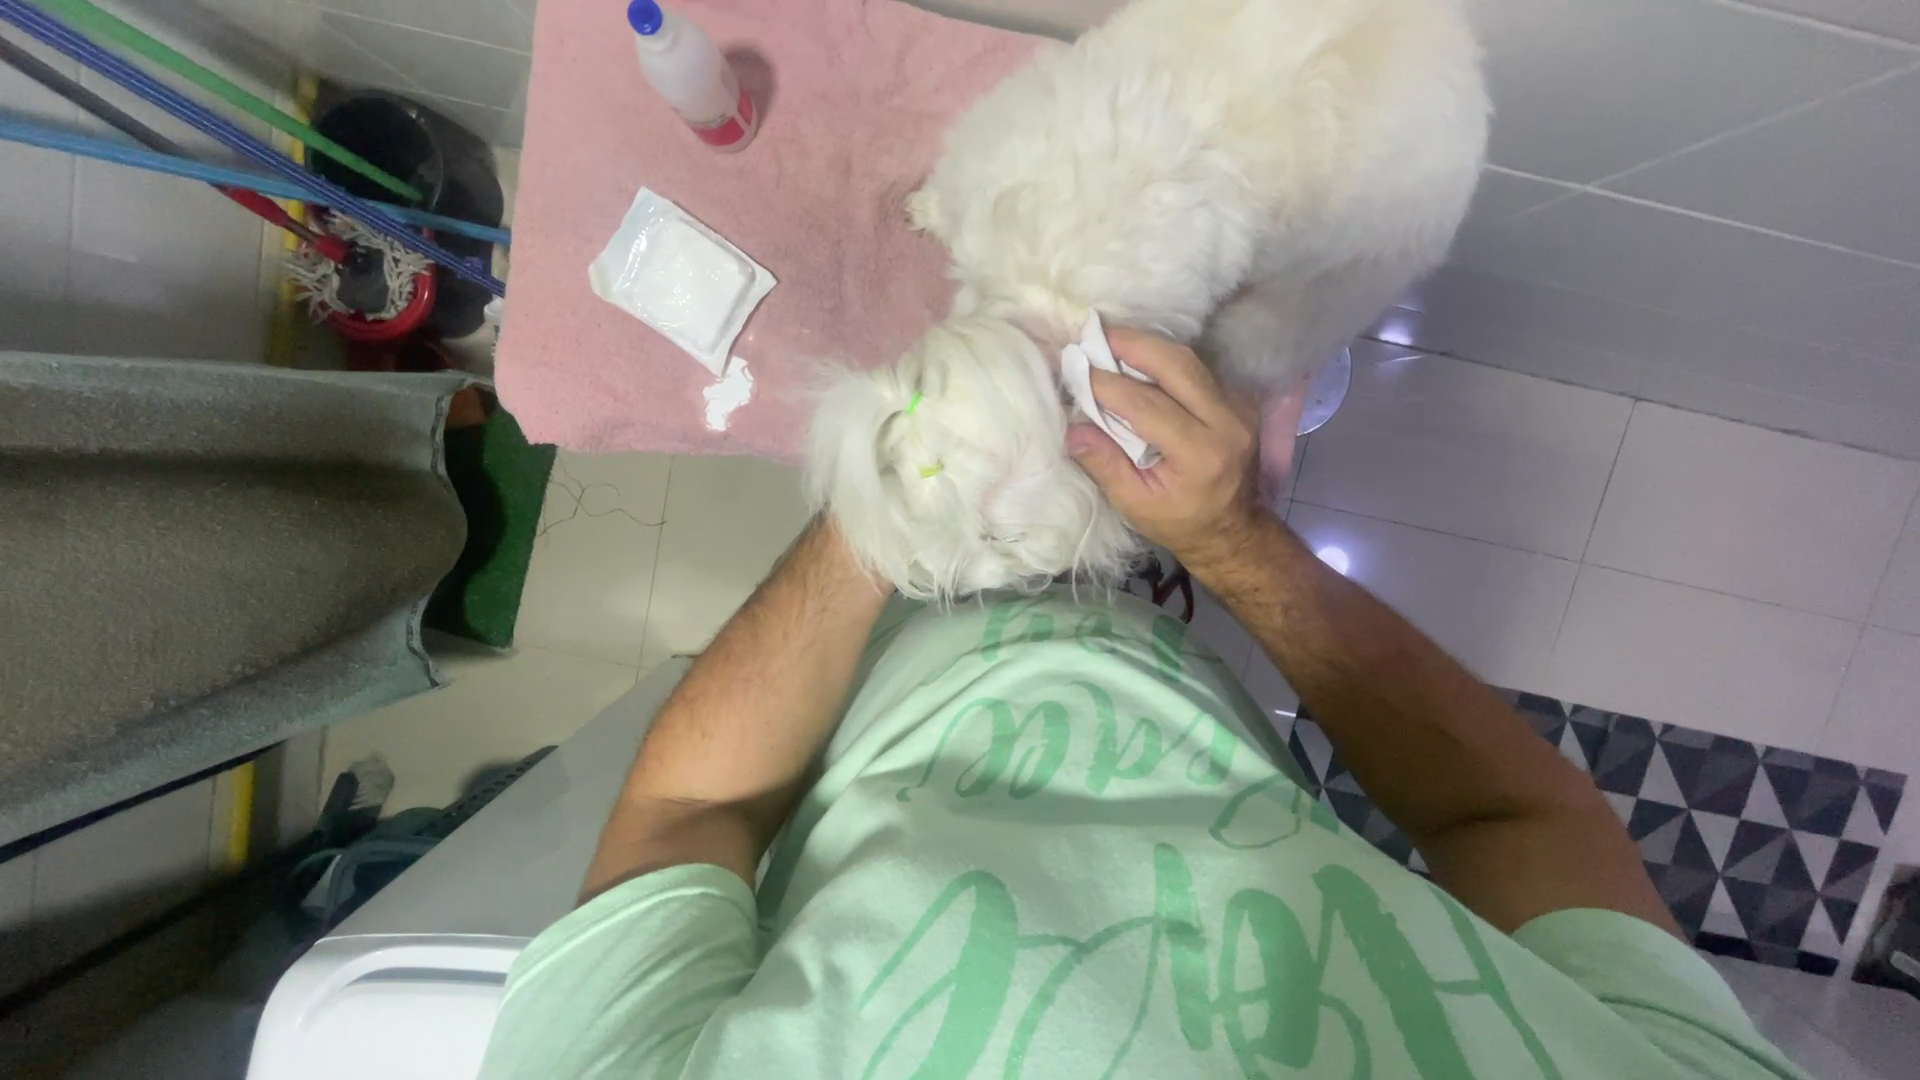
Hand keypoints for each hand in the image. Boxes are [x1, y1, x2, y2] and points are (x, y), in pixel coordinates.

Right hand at [1065, 330, 1269, 570]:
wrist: (1232, 530)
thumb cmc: (1179, 521)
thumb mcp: (1135, 504)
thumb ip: (1105, 465)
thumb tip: (1072, 430)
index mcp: (1200, 455)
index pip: (1147, 406)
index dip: (1108, 385)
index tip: (1076, 369)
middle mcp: (1227, 423)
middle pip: (1177, 365)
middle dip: (1132, 344)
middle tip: (1094, 333)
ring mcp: (1239, 408)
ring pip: (1189, 361)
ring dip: (1148, 346)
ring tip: (1111, 340)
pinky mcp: (1239, 400)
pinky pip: (1197, 370)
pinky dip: (1164, 361)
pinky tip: (1137, 360)